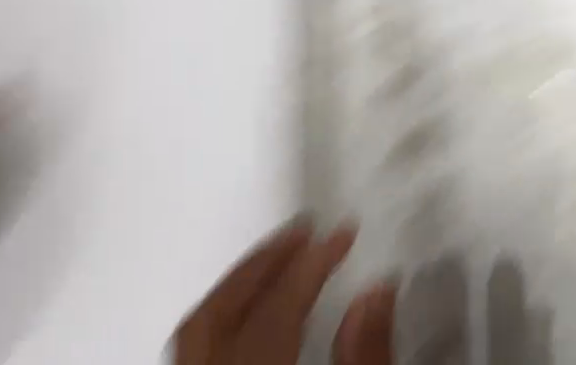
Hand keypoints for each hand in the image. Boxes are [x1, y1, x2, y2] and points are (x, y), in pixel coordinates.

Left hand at [173, 222, 395, 364]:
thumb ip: (369, 349)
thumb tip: (379, 290)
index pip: (272, 313)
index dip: (309, 265)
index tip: (341, 231)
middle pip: (215, 317)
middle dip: (263, 262)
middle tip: (305, 225)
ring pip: (197, 329)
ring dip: (243, 281)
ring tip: (286, 248)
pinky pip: (196, 345)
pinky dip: (228, 310)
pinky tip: (262, 296)